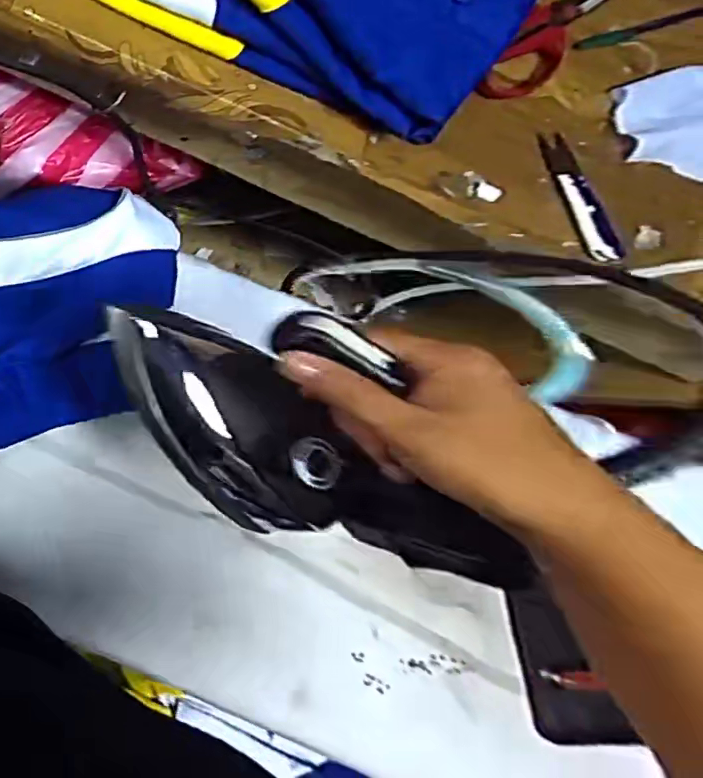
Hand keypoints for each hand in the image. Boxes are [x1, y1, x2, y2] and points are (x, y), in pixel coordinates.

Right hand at [278, 328, 612, 535]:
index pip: (367, 340)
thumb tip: (289, 358)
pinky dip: (406, 440)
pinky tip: (413, 465)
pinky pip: (418, 417)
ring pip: (394, 400)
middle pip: (377, 373)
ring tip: (398, 461)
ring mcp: (472, 395)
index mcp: (447, 356)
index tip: (313, 392)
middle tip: (374, 442)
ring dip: (383, 431)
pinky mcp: (477, 422)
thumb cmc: (486, 465)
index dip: (333, 363)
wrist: (574, 523)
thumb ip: (343, 390)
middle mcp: (460, 367)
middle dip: (364, 411)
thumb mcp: (402, 428)